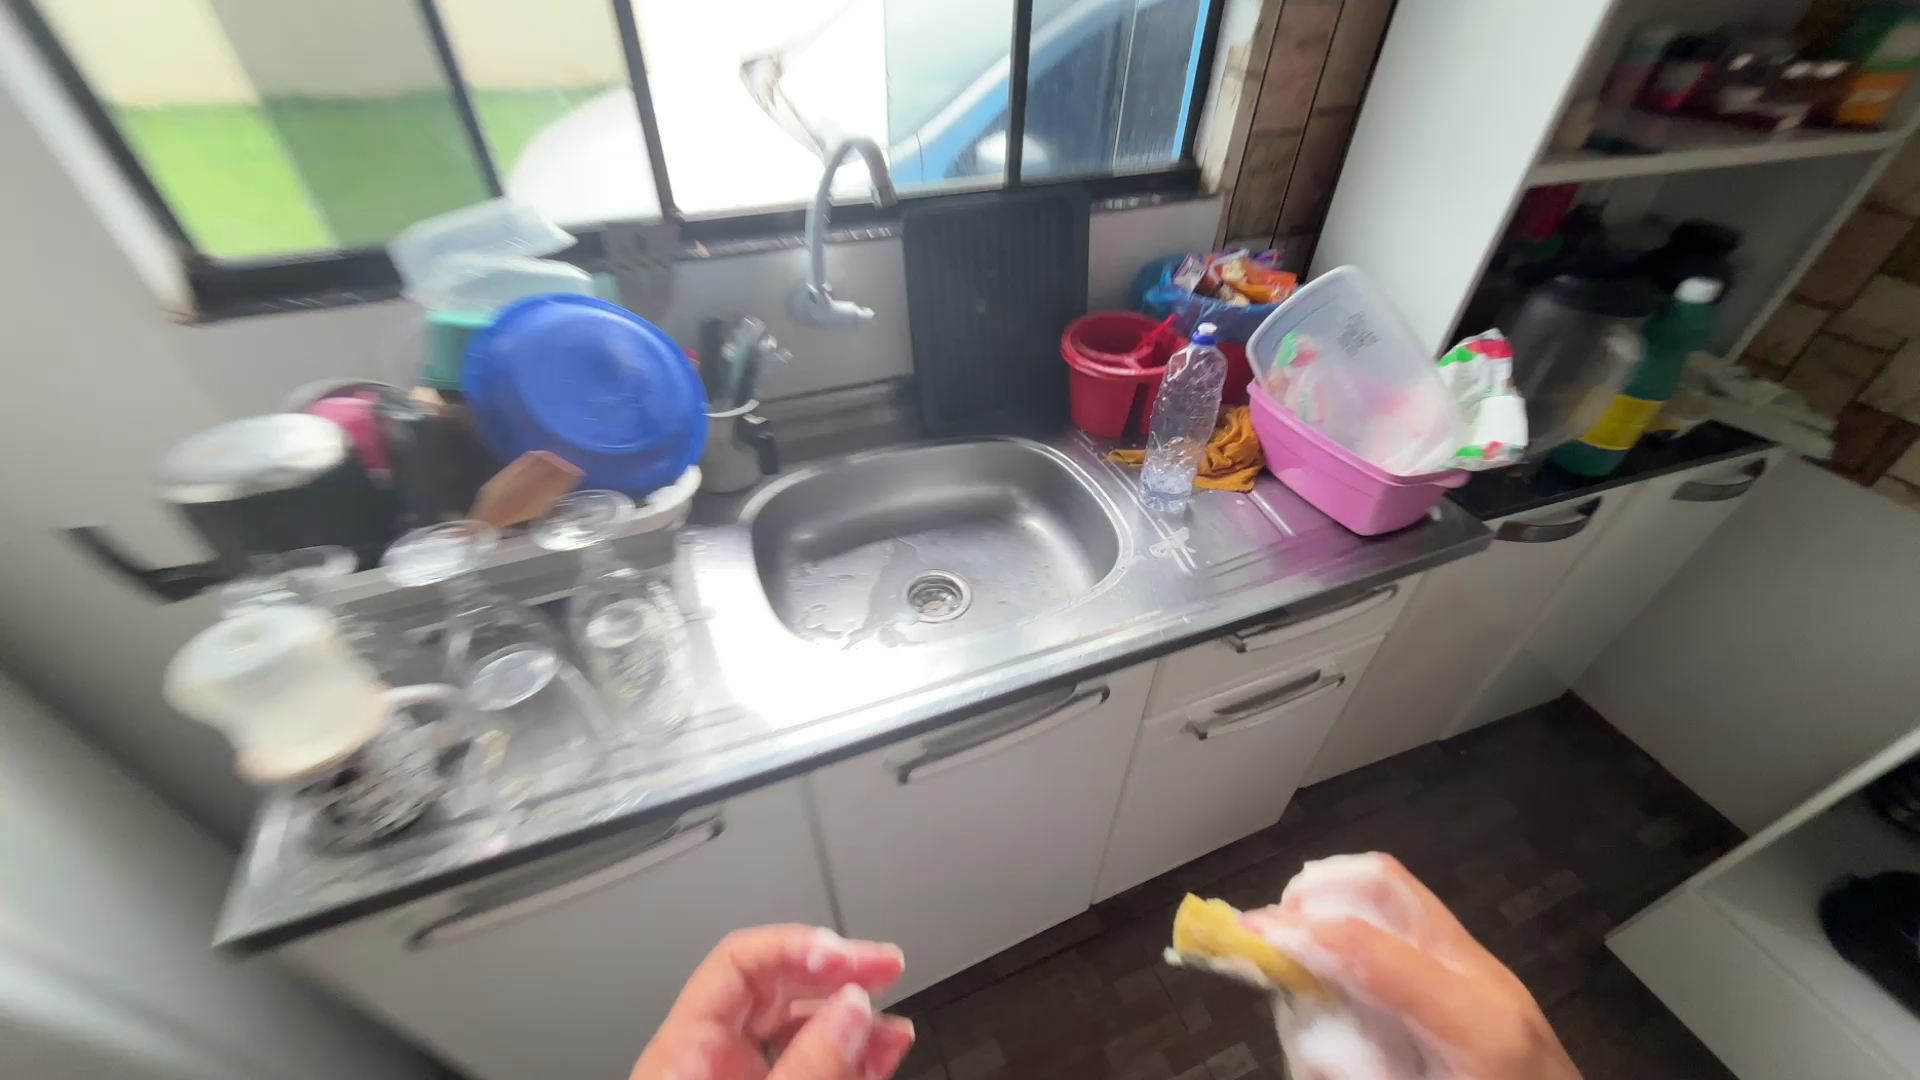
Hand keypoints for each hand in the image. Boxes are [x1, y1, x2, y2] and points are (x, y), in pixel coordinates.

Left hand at [630, 926, 916, 1079]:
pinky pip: (812, 1061)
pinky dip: (851, 1052)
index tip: (846, 956)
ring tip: (893, 1019)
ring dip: (854, 1016)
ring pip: (801, 1025)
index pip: (738, 961)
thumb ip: (807, 1063)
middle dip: (837, 971)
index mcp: (681, 1055)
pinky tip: (884, 1046)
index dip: (796, 946)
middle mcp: (708, 1061)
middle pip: (777, 984)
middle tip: (884, 966)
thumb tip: (854, 1002)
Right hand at [1242, 853, 1580, 1079]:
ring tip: (1299, 942)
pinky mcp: (1479, 971)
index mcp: (1478, 1026)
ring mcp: (1485, 967)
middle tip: (1275, 927)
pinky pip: (1403, 916)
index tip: (1249, 934)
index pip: (1369, 950)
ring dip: (1332, 899)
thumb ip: (1349, 1064)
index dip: (1300, 935)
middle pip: (1383, 881)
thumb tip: (1294, 1016)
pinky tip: (1339, 964)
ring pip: (1391, 888)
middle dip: (1314, 889)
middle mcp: (1482, 975)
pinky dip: (1356, 919)